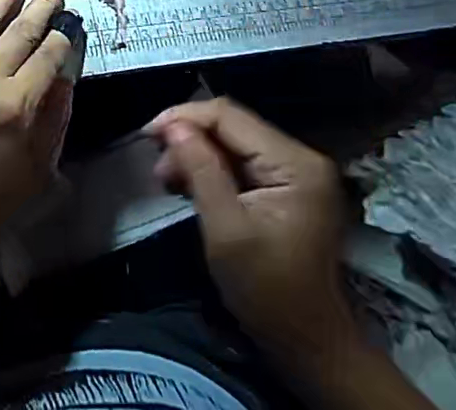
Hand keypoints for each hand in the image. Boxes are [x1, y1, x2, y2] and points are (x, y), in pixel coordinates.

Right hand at [145, 97, 355, 362]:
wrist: (307, 339)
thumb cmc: (267, 287)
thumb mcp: (225, 227)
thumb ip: (200, 169)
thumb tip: (171, 125)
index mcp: (296, 164)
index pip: (228, 116)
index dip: (183, 118)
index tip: (148, 135)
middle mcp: (301, 157)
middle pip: (229, 124)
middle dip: (187, 137)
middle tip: (158, 166)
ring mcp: (296, 170)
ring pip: (230, 138)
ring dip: (194, 151)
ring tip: (169, 178)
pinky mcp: (285, 183)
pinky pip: (238, 157)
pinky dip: (208, 164)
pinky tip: (189, 183)